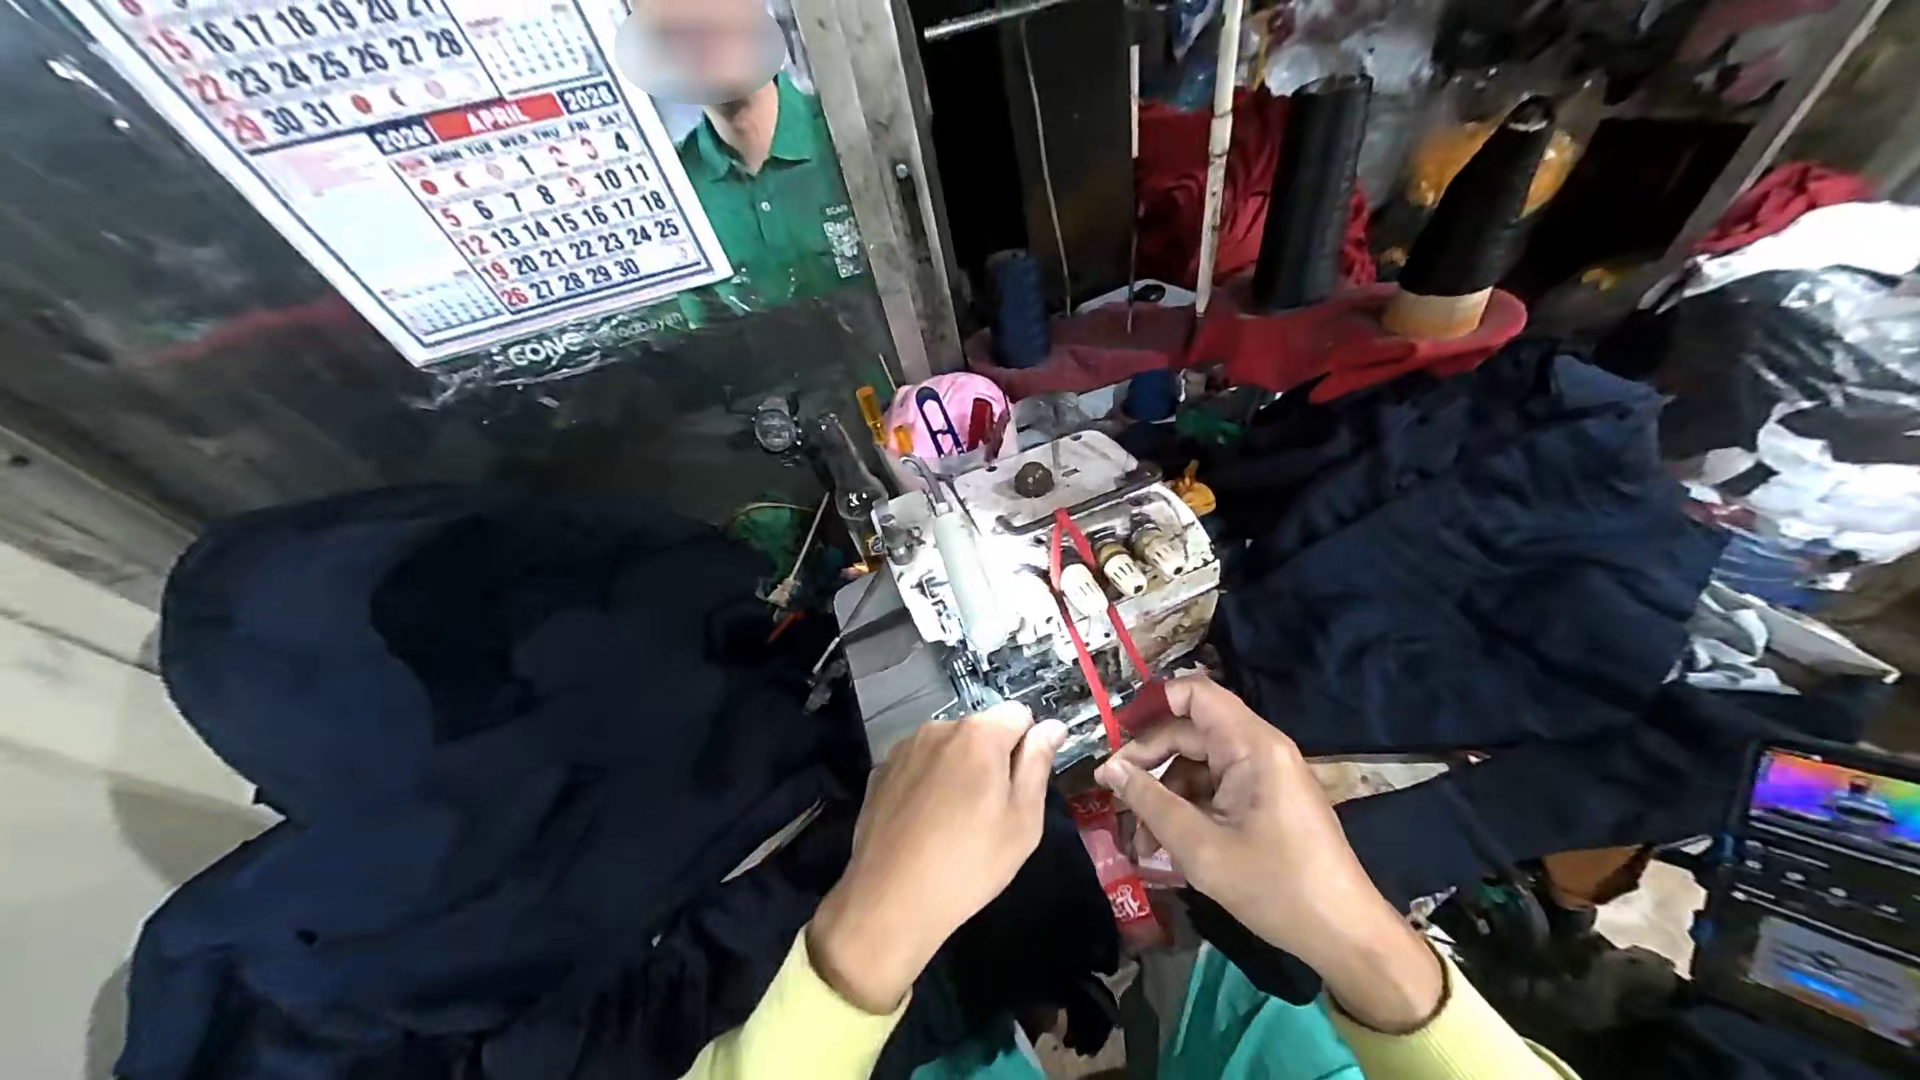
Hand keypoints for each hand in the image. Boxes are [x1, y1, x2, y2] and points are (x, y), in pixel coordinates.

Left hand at [808, 704, 1067, 1013]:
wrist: (890, 900)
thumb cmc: (969, 863)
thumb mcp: (1023, 820)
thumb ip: (1038, 763)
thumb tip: (1052, 726)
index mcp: (979, 734)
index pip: (1018, 714)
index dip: (1027, 745)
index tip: (1020, 786)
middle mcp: (938, 728)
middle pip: (980, 731)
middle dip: (991, 759)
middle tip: (991, 812)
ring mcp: (904, 748)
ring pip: (947, 748)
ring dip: (957, 769)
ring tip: (953, 823)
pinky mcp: (880, 771)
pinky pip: (918, 765)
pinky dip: (927, 783)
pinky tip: (923, 824)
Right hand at [1093, 677, 1442, 1031]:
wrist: (1346, 938)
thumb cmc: (1275, 886)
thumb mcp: (1200, 846)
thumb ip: (1149, 801)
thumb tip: (1108, 769)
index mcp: (1250, 745)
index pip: (1193, 693)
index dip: (1151, 703)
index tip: (1116, 733)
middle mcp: (1256, 748)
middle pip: (1187, 732)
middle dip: (1147, 760)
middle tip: (1113, 791)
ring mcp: (1260, 774)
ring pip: (1194, 764)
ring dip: (1162, 793)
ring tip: (1138, 836)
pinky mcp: (1261, 798)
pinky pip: (1211, 788)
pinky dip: (1184, 809)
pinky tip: (1162, 845)